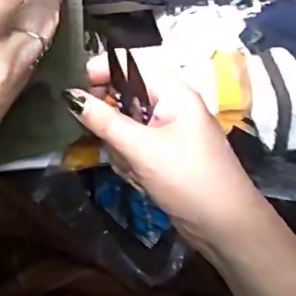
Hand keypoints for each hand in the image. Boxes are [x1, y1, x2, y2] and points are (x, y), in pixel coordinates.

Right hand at [64, 51, 274, 248]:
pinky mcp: (162, 151)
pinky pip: (130, 143)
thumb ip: (102, 120)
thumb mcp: (141, 149)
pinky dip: (127, 159)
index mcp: (172, 91)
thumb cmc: (189, 180)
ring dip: (118, 145)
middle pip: (120, 95)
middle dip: (108, 120)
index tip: (71, 94)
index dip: (97, 73)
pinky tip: (138, 177)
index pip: (125, 64)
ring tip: (131, 167)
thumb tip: (68, 95)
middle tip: (107, 140)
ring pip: (121, 123)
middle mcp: (169, 104)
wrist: (228, 230)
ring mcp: (166, 128)